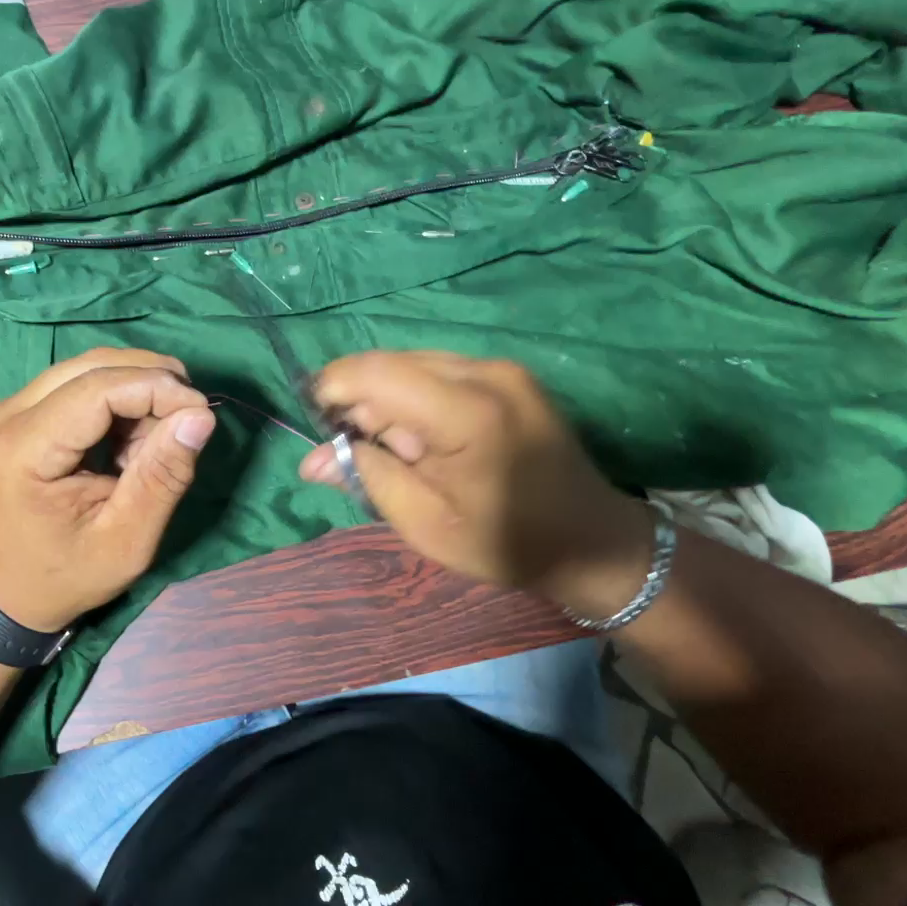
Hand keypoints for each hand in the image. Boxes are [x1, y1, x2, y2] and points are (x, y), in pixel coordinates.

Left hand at [0, 349, 216, 632]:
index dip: (155, 388)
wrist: (12, 591)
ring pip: (87, 367)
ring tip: (157, 438)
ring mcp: (9, 408)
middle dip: (150, 382)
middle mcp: (7, 416)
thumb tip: (201, 416)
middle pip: (92, 367)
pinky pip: (77, 382)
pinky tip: (132, 437)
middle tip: (187, 422)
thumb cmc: (68, 574)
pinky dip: (116, 397)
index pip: (97, 389)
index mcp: (23, 451)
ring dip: (135, 389)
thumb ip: (161, 477)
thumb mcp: (127, 541)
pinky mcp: (19, 410)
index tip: (201, 411)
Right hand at [298, 352, 653, 616]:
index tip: (317, 424)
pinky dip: (414, 398)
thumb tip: (312, 459)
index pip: (376, 373)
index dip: (333, 389)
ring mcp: (502, 370)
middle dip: (360, 402)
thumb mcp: (426, 524)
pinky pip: (438, 372)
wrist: (594, 543)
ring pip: (411, 364)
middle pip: (391, 364)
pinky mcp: (508, 375)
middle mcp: (486, 374)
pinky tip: (424, 440)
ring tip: (398, 453)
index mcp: (468, 413)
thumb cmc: (507, 542)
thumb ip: (368, 477)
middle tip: (359, 452)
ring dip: (387, 401)